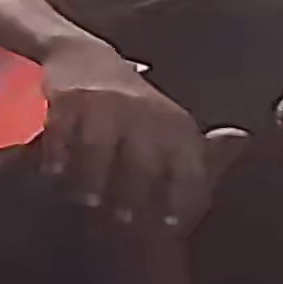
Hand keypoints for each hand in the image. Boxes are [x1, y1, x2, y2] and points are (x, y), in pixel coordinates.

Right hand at [39, 40, 206, 227]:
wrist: (81, 56)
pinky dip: (56, 154)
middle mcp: (143, 112)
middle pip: (141, 163)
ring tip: (84, 201)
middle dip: (132, 197)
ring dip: (92, 179)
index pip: (186, 169)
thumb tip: (231, 185)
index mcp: (174, 123)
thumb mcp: (169, 123)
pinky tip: (51, 173)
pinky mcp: (68, 96)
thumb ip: (199, 153)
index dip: (178, 200)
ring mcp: (103, 103)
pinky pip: (62, 131)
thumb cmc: (129, 103)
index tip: (167, 227)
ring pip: (98, 149)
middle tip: (120, 224)